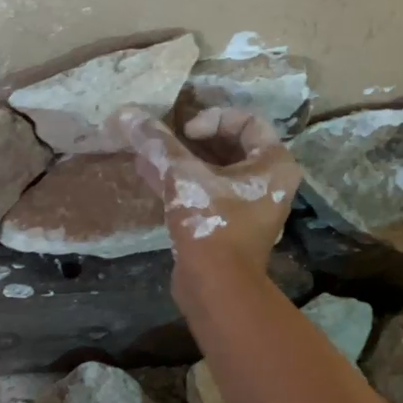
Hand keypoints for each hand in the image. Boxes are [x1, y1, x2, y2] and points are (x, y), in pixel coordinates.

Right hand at [110, 106, 301, 275]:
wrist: (217, 288)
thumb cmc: (212, 225)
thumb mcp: (183, 177)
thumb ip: (158, 144)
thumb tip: (128, 113)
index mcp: (274, 164)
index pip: (246, 121)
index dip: (211, 120)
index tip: (185, 134)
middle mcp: (267, 181)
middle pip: (228, 144)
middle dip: (190, 139)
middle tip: (161, 138)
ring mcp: (247, 205)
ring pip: (213, 169)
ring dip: (181, 159)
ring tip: (148, 151)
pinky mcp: (226, 224)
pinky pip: (205, 191)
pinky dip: (180, 180)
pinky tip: (146, 171)